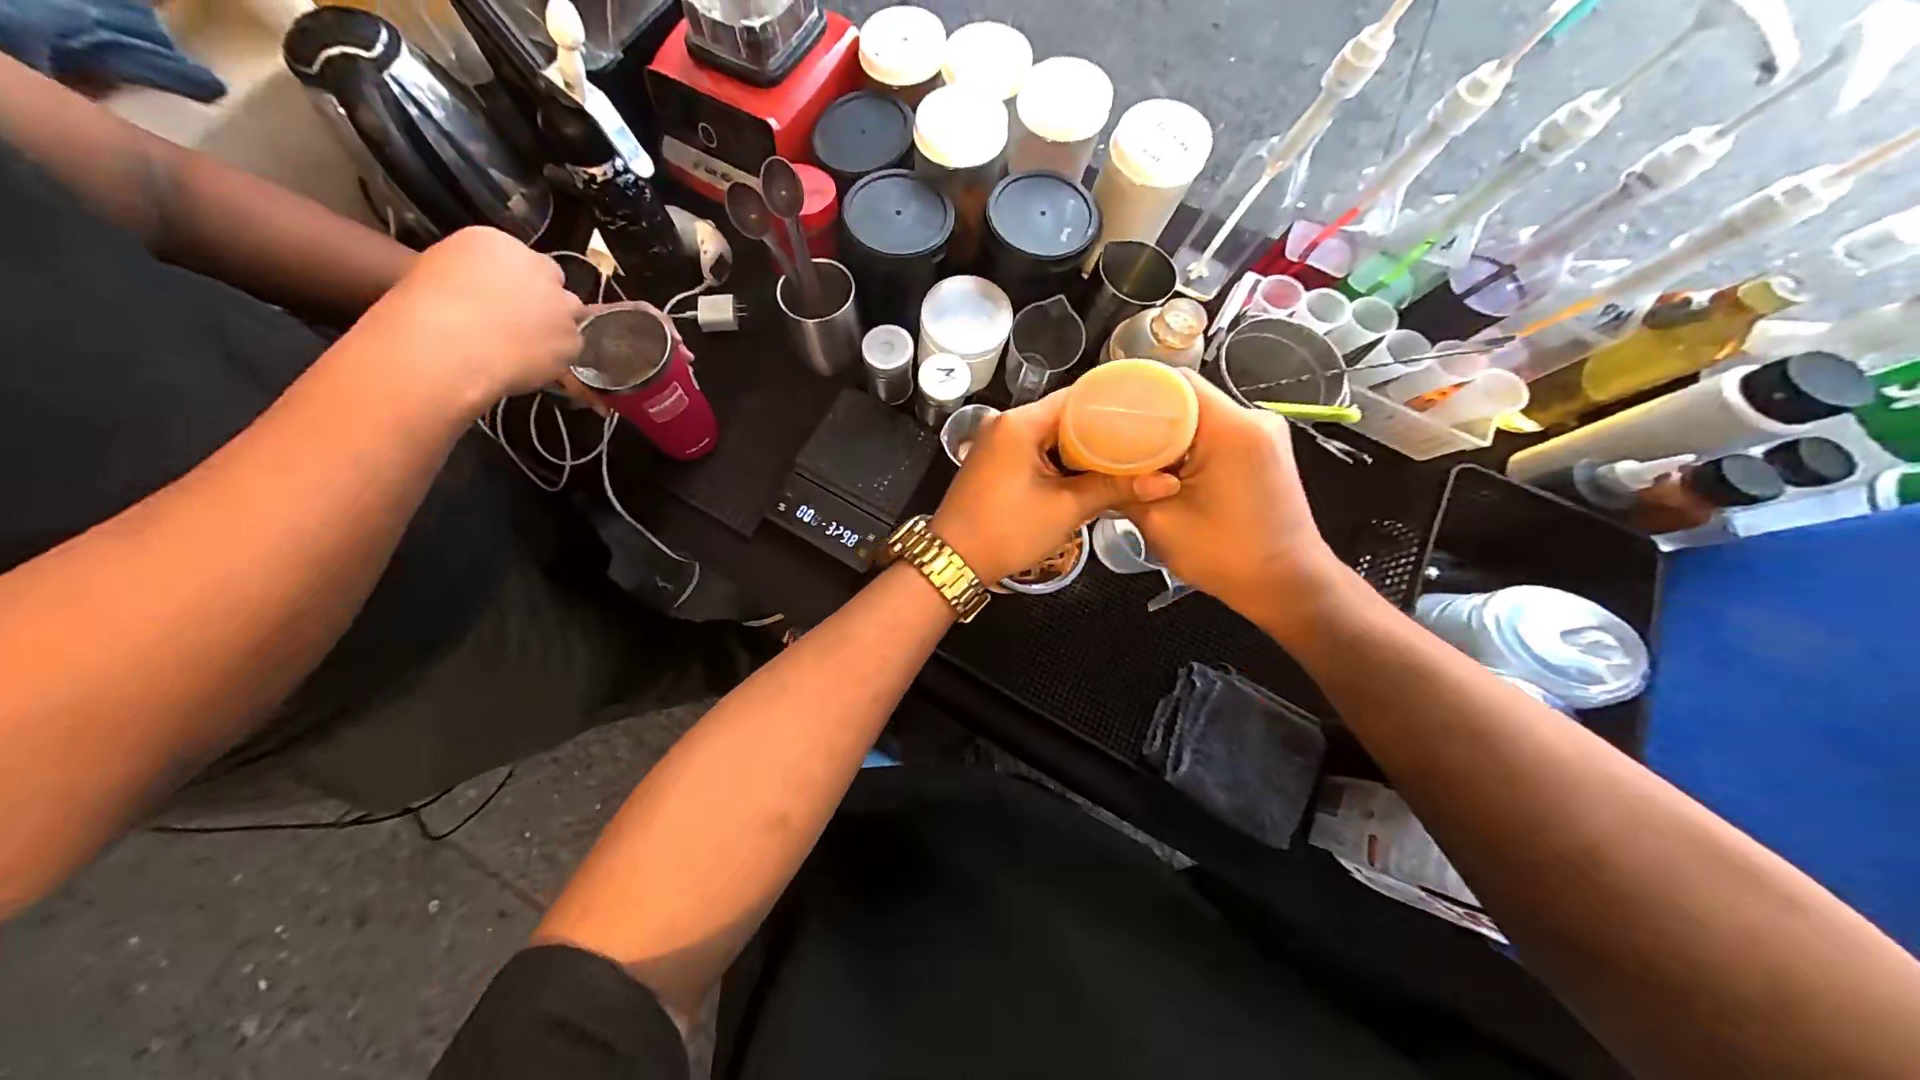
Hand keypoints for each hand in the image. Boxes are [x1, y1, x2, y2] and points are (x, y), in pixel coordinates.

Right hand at [342, 227, 585, 411]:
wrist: (445, 345)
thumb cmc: (424, 307)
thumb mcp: (438, 269)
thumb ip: (475, 272)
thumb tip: (486, 287)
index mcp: (498, 242)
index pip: (522, 259)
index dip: (518, 282)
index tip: (506, 299)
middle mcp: (538, 267)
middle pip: (553, 282)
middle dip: (543, 299)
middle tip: (522, 322)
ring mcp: (561, 304)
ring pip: (571, 313)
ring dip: (556, 326)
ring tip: (529, 344)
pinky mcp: (572, 338)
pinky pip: (572, 347)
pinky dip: (558, 354)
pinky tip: (533, 363)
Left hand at [930, 391, 1179, 583]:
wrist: (954, 561)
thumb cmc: (1005, 531)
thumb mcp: (1066, 508)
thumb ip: (1116, 489)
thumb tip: (1165, 481)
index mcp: (1020, 423)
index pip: (1078, 397)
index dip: (1116, 404)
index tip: (1148, 415)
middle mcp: (1006, 425)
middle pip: (1065, 415)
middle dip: (1103, 429)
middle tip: (1144, 440)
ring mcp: (998, 445)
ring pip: (1052, 435)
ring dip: (1083, 448)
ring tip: (1125, 457)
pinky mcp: (995, 464)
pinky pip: (1037, 451)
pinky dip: (1062, 460)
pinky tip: (1089, 474)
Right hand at [1122, 370, 1346, 629]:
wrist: (1288, 585)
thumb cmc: (1228, 558)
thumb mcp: (1160, 523)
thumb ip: (1123, 488)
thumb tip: (1095, 468)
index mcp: (1231, 429)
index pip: (1174, 383)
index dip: (1133, 393)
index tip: (1100, 411)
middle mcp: (1253, 419)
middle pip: (1186, 398)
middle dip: (1144, 418)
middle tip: (1105, 439)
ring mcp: (1262, 433)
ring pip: (1198, 416)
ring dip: (1165, 435)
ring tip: (1128, 457)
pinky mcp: (1261, 449)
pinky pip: (1214, 433)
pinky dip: (1186, 446)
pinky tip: (1162, 469)